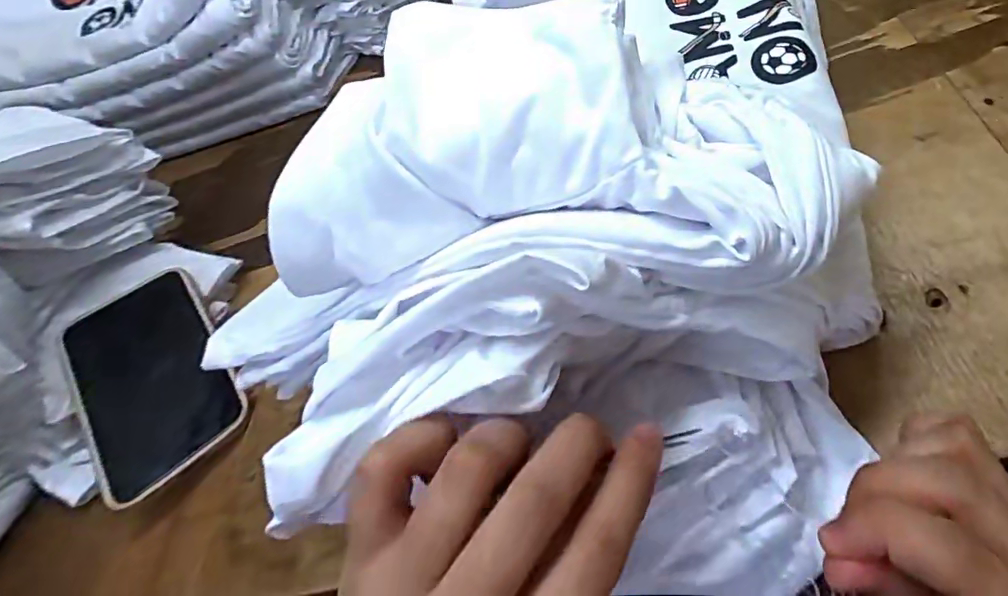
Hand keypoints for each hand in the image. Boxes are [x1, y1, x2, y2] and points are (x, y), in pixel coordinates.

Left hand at [340, 414, 661, 595]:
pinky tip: (445, 445)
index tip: (647, 435)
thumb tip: (601, 479)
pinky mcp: (359, 554)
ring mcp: (401, 577)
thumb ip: (574, 568)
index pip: (595, 552)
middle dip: (577, 444)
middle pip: (535, 501)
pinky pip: (384, 469)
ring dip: (505, 436)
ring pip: (467, 468)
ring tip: (517, 443)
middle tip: (590, 429)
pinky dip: (420, 437)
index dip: (629, 483)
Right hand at [820, 414, 1007, 595]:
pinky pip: (963, 437)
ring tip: (870, 504)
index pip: (957, 550)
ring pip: (961, 446)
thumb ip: (894, 591)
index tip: (831, 544)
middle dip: (879, 490)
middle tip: (843, 525)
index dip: (881, 531)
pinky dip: (915, 439)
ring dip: (894, 462)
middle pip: (955, 483)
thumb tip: (837, 555)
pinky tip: (898, 473)